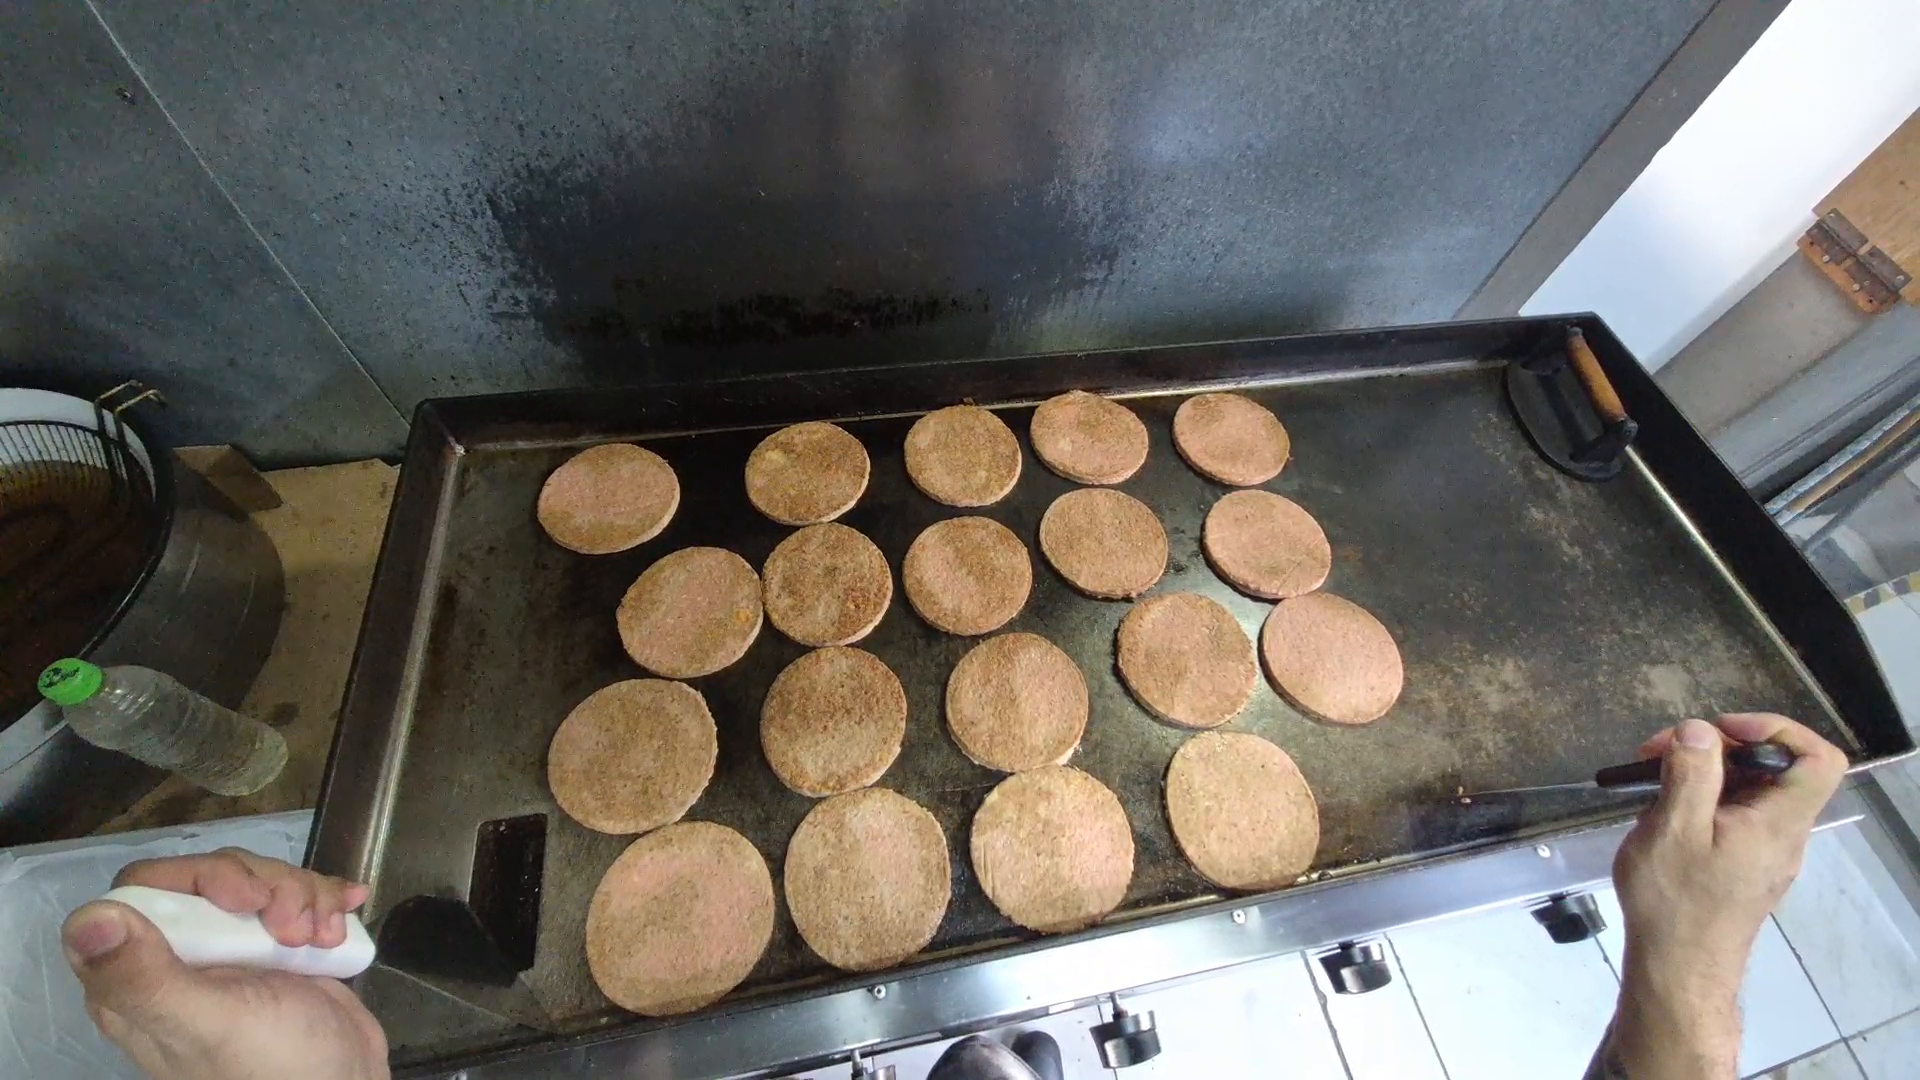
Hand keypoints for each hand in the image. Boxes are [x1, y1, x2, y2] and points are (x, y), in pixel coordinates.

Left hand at [62, 849, 387, 1079]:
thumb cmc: (265, 1062)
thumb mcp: (205, 1022)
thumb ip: (146, 977)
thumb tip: (90, 918)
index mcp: (145, 976)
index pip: (150, 890)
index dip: (199, 878)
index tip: (245, 899)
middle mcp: (189, 955)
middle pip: (222, 875)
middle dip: (275, 887)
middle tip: (294, 928)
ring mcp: (242, 949)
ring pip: (271, 880)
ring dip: (311, 897)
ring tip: (324, 937)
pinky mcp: (290, 945)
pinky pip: (310, 895)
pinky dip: (335, 899)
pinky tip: (348, 913)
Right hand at [1598, 713, 1846, 1078]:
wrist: (1678, 958)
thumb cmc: (1675, 894)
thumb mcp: (1672, 828)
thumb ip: (1691, 776)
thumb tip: (1700, 729)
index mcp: (1777, 822)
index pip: (1817, 759)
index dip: (1774, 729)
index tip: (1716, 729)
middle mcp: (1782, 832)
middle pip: (1773, 767)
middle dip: (1714, 745)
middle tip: (1656, 751)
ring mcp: (1763, 847)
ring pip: (1748, 787)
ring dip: (1700, 768)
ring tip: (1649, 775)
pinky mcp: (1741, 857)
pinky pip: (1732, 809)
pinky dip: (1697, 793)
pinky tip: (1659, 805)